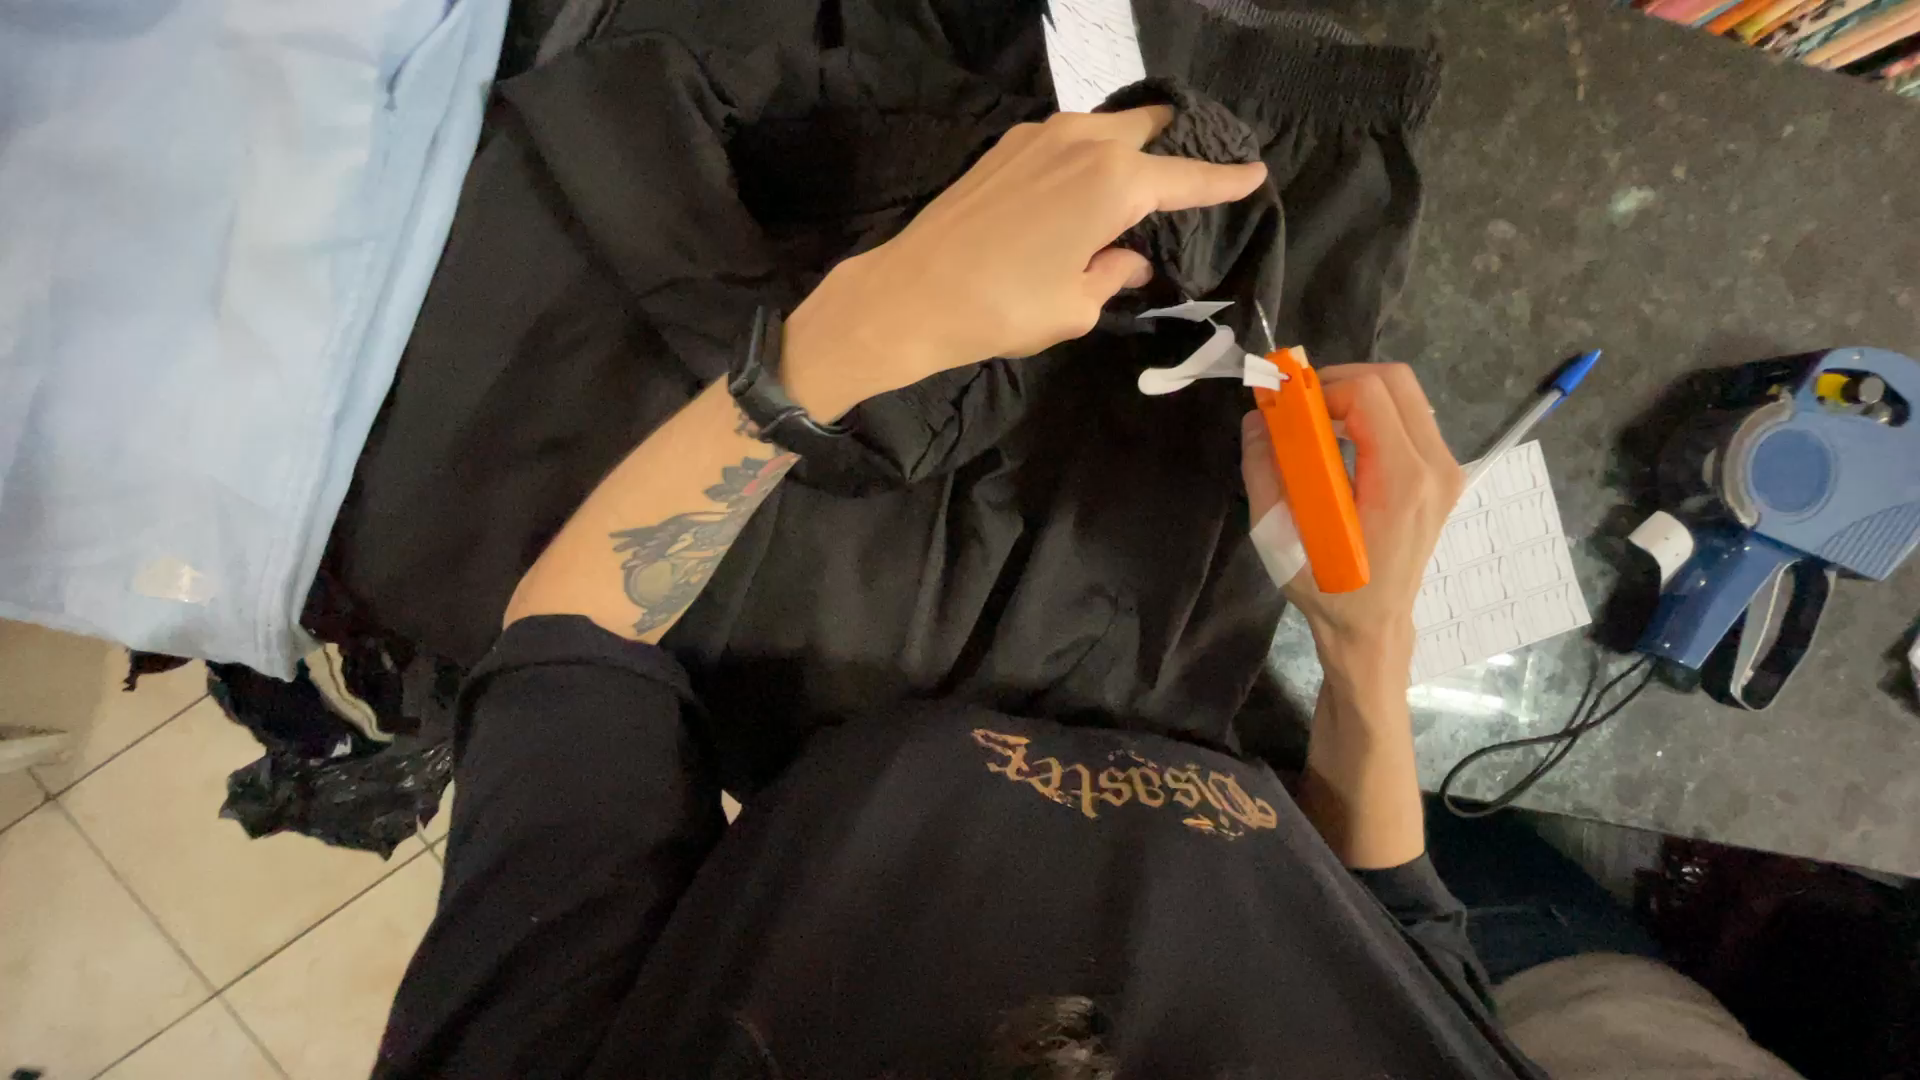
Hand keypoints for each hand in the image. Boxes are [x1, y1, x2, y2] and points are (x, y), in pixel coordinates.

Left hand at [782, 107, 1267, 416]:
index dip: (1224, 180)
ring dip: (1130, 149)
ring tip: (1138, 183)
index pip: (1188, 177)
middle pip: (1151, 128)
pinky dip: (1089, 156)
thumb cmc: (1003, 309)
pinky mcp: (1005, 147)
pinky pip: (1066, 140)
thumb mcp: (1076, 307)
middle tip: (1190, 176)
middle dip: (1177, 146)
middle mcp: (1084, 142)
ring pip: (1106, 127)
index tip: (1254, 173)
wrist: (912, 295)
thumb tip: (1129, 262)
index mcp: (1116, 182)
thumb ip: (1114, 276)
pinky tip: (1082, 188)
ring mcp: (1039, 137)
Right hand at [1240, 364, 1462, 678]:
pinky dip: (1370, 414)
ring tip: (1315, 421)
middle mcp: (1434, 468)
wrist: (1372, 625)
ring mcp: (1446, 470)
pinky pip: (1409, 419)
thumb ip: (1265, 471)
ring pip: (1405, 395)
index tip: (1284, 406)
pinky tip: (1339, 441)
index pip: (1368, 395)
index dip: (1319, 388)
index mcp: (1399, 481)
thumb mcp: (1280, 535)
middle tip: (1298, 404)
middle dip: (1339, 380)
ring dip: (1355, 395)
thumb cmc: (1325, 586)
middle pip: (1395, 382)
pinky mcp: (1441, 476)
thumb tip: (1258, 420)